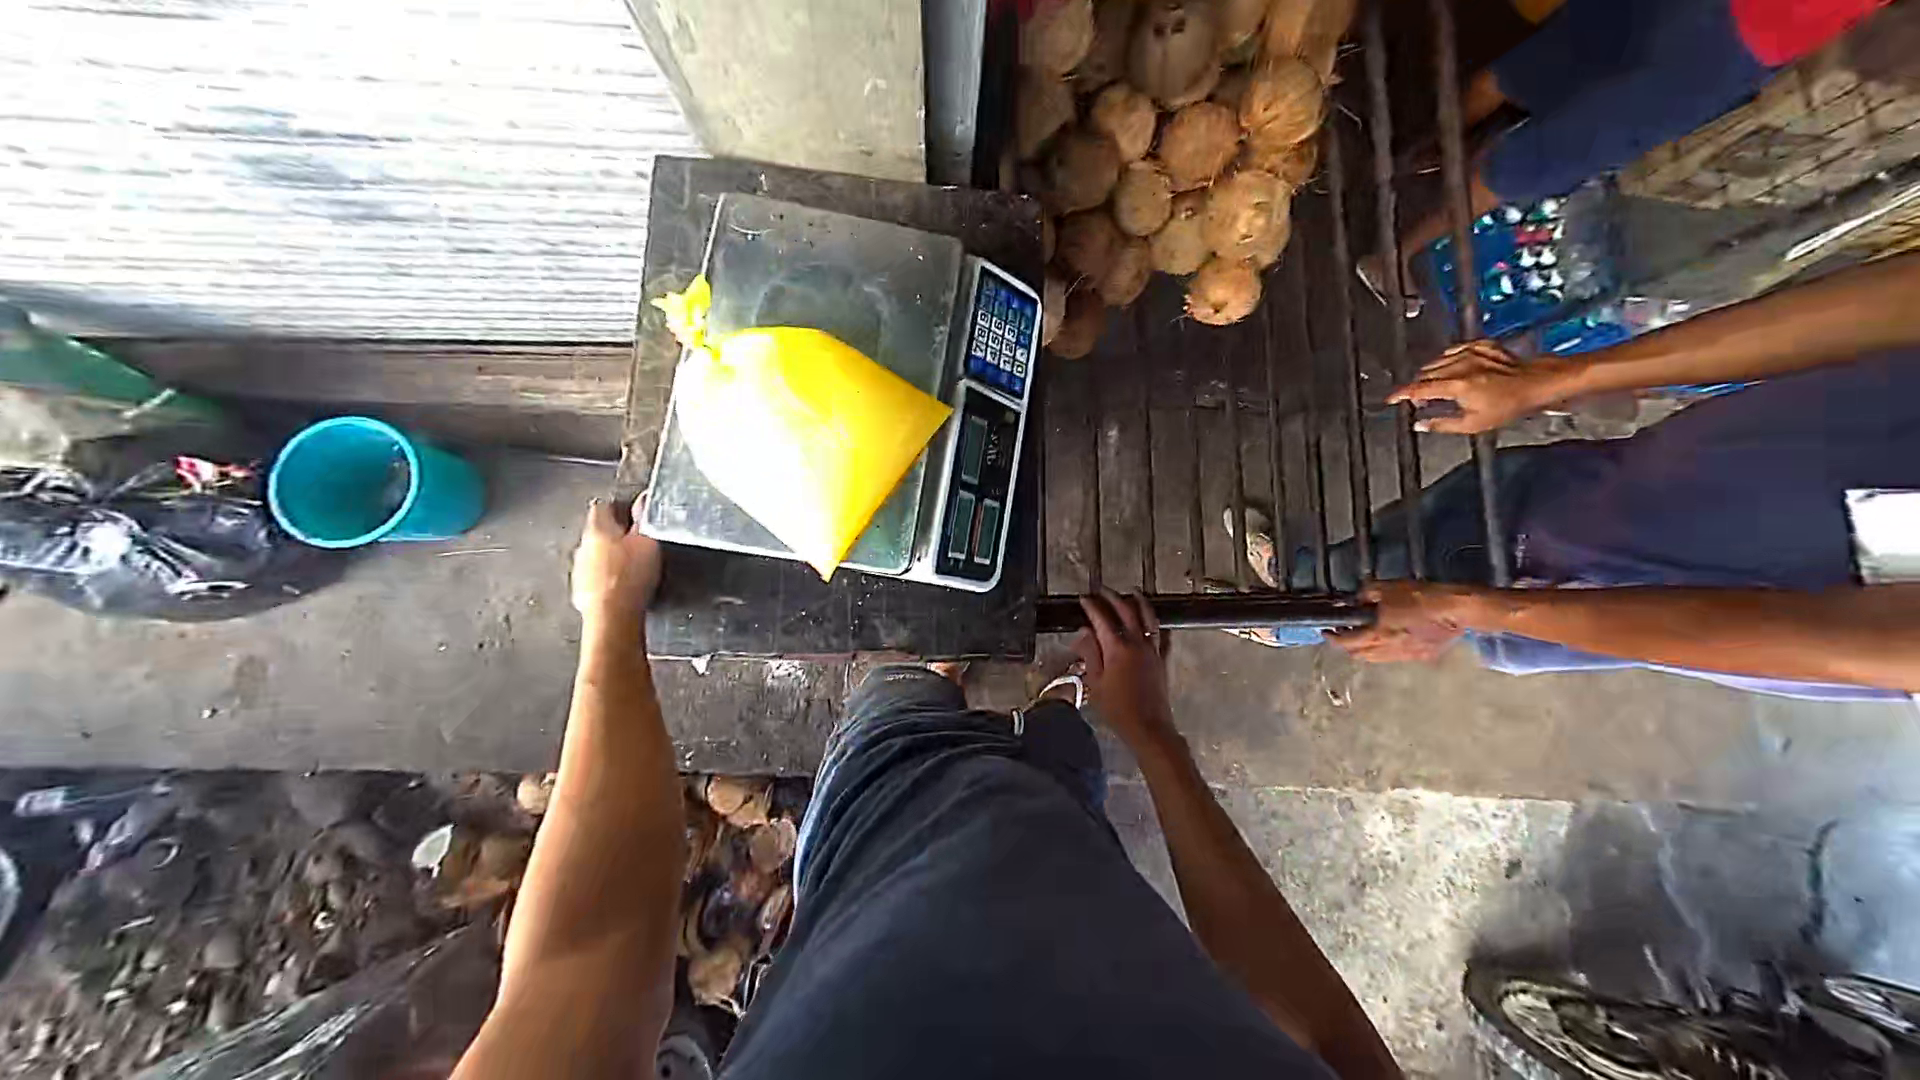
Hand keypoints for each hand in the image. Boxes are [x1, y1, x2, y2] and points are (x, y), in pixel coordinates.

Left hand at [570, 495, 662, 622]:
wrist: (613, 616)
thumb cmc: (630, 577)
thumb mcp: (649, 542)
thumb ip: (645, 520)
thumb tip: (643, 501)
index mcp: (597, 529)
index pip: (602, 507)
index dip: (620, 508)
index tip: (634, 515)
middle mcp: (582, 546)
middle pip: (598, 532)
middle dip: (616, 536)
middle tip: (638, 543)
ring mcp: (579, 570)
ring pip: (595, 556)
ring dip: (610, 558)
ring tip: (633, 568)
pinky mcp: (581, 591)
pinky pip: (594, 578)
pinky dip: (606, 579)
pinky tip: (623, 587)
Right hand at [1071, 590, 1175, 744]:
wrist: (1149, 728)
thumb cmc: (1117, 709)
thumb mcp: (1095, 682)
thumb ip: (1090, 653)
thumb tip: (1084, 631)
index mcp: (1117, 648)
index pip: (1102, 619)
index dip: (1091, 606)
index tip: (1083, 598)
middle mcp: (1137, 644)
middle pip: (1126, 612)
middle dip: (1113, 598)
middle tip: (1102, 590)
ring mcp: (1153, 651)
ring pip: (1148, 619)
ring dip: (1139, 603)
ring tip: (1132, 593)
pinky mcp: (1163, 661)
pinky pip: (1163, 637)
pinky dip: (1157, 625)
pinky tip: (1155, 622)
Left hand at [1328, 581, 1474, 662]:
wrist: (1458, 609)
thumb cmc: (1420, 597)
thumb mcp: (1386, 588)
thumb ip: (1366, 593)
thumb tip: (1358, 598)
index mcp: (1376, 636)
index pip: (1346, 643)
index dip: (1332, 638)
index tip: (1326, 632)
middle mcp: (1389, 651)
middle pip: (1360, 655)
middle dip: (1348, 646)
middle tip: (1344, 633)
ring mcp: (1408, 656)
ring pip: (1378, 658)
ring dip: (1367, 649)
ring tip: (1365, 635)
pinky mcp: (1425, 656)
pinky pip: (1398, 656)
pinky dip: (1388, 650)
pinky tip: (1391, 639)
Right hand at [1386, 340, 1571, 434]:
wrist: (1541, 383)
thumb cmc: (1511, 405)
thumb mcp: (1474, 424)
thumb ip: (1442, 425)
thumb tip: (1419, 424)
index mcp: (1456, 386)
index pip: (1418, 389)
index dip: (1401, 394)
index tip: (1391, 399)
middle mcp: (1461, 366)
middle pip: (1425, 374)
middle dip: (1419, 386)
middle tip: (1422, 399)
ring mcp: (1472, 353)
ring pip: (1437, 362)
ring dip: (1432, 374)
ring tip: (1438, 385)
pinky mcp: (1482, 345)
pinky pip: (1454, 350)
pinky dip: (1448, 358)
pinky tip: (1452, 367)